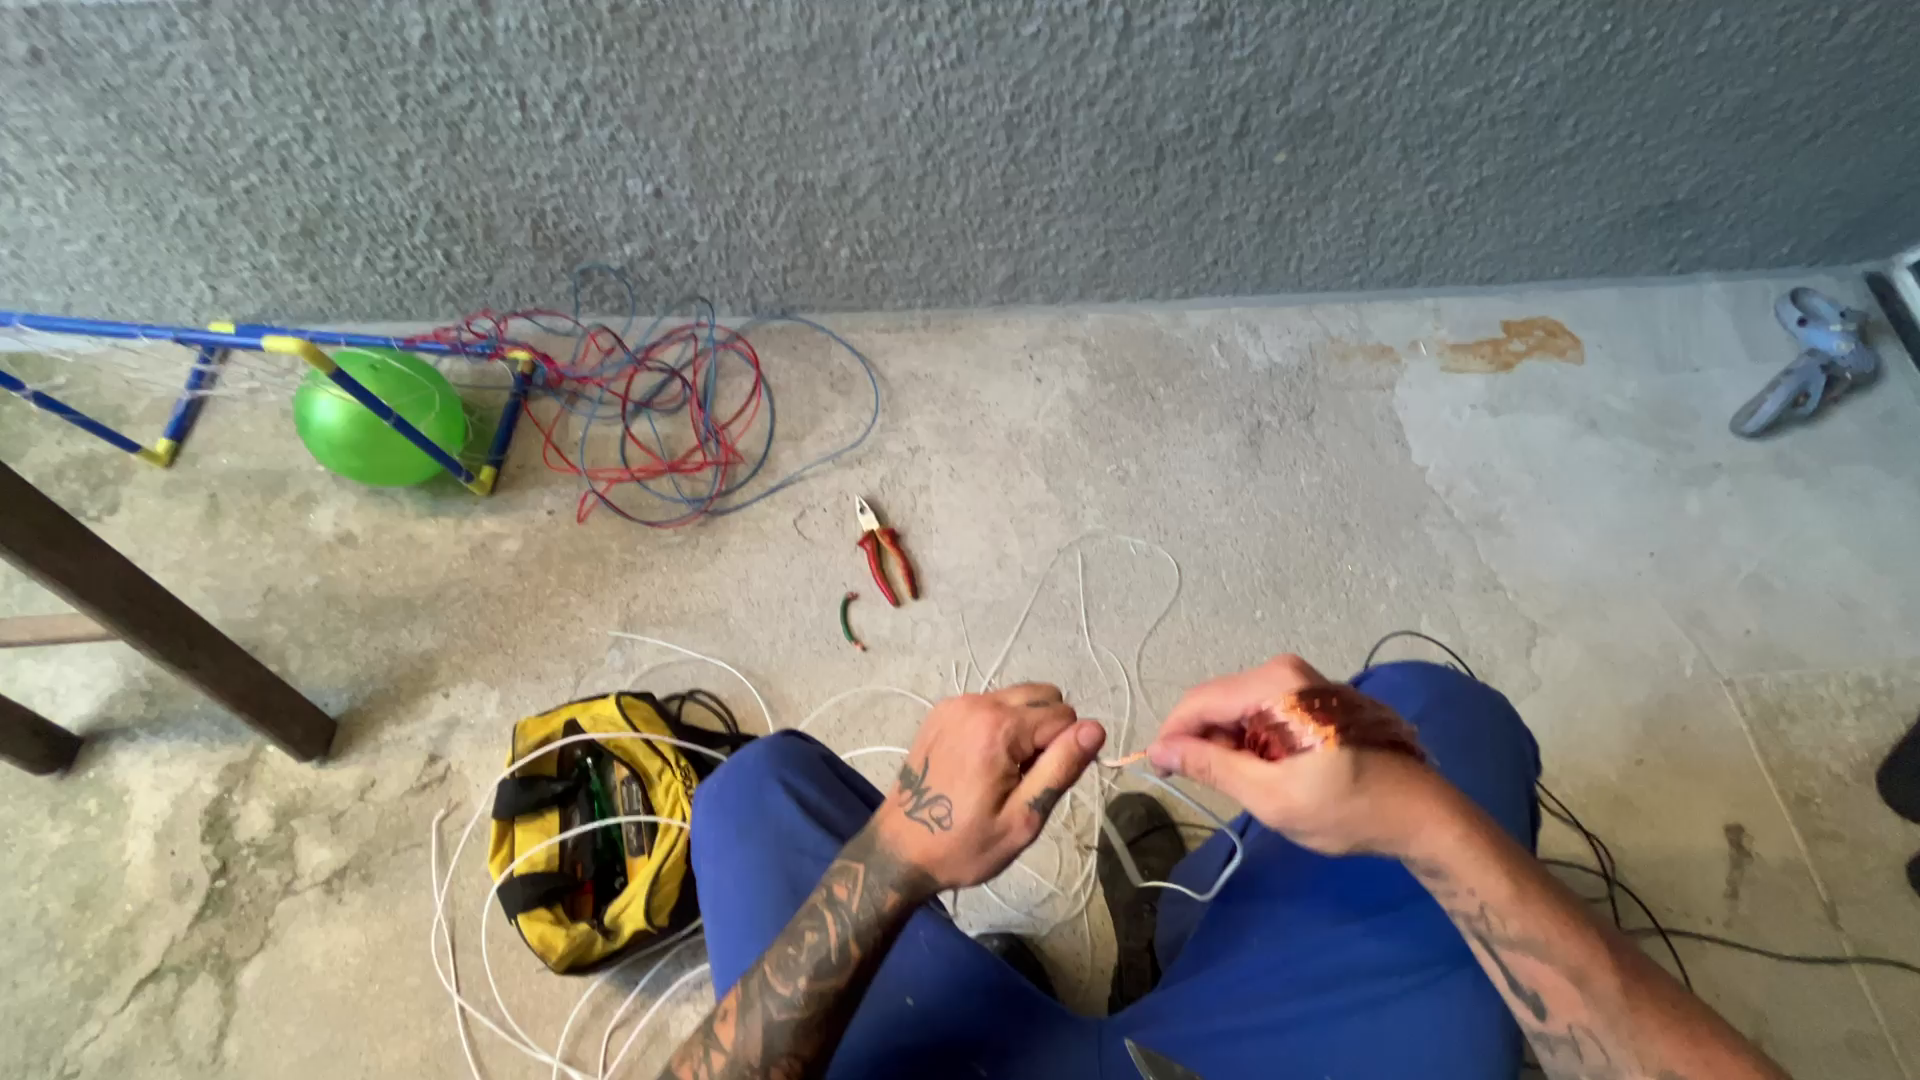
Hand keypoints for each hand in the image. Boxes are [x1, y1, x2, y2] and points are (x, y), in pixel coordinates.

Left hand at [873, 683, 1106, 889]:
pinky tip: (982, 762)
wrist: (899, 848)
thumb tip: (1096, 727)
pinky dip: (1000, 725)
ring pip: (1019, 697)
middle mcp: (977, 702)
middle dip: (1049, 732)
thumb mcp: (1023, 818)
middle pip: (1044, 696)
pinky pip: (992, 703)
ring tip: (1003, 771)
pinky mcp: (943, 710)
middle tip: (1025, 778)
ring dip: (1026, 727)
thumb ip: (1061, 768)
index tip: (1039, 785)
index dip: (1065, 751)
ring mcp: (956, 703)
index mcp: (999, 727)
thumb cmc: (964, 843)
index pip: (1065, 716)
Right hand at [1146, 654, 1448, 855]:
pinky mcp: (1313, 695)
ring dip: (1229, 744)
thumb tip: (1160, 750)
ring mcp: (1301, 680)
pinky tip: (1266, 771)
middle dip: (1204, 741)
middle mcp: (1284, 670)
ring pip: (1238, 708)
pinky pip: (1262, 710)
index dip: (1173, 735)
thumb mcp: (1271, 795)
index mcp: (1274, 685)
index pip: (1200, 701)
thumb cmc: (1347, 808)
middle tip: (1207, 785)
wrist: (1424, 816)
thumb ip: (1211, 767)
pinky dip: (1252, 740)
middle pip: (1218, 701)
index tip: (1160, 769)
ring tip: (1244, 783)